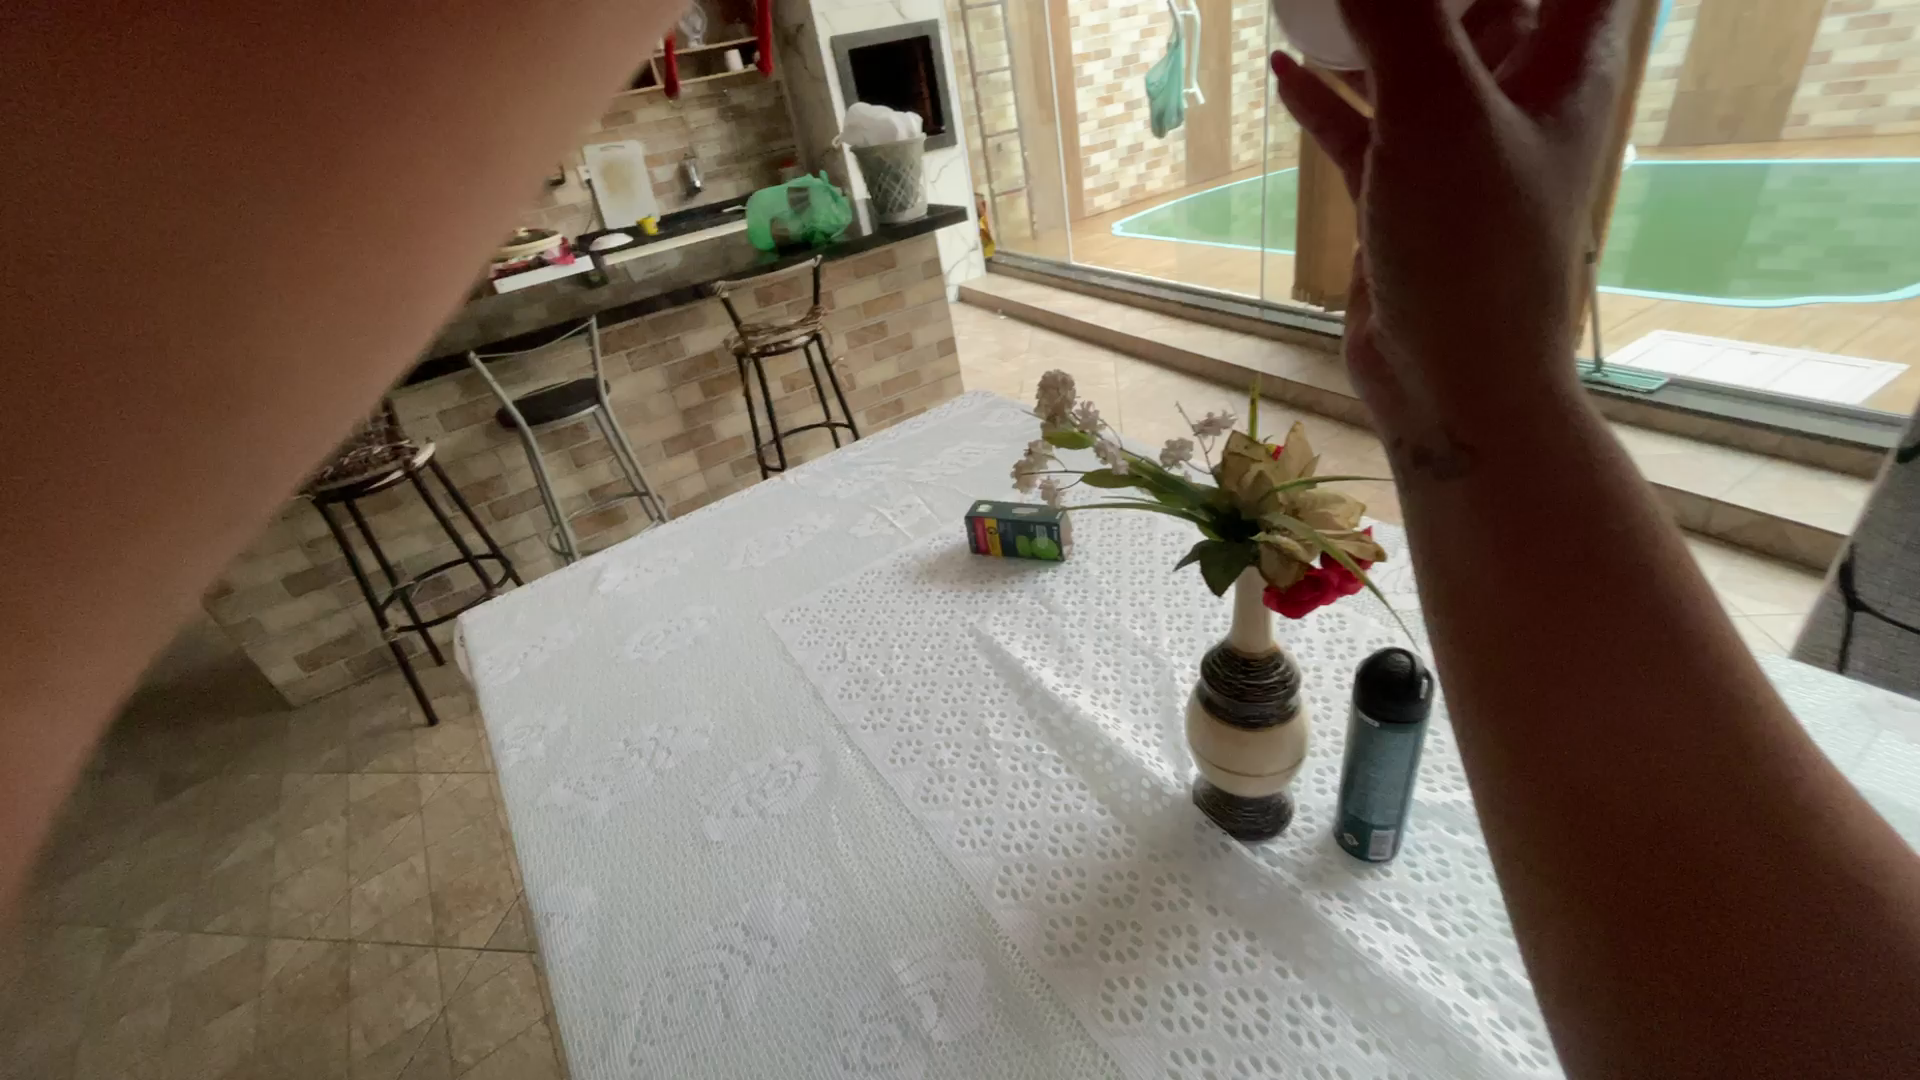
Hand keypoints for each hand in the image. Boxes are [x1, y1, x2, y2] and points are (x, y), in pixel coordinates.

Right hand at [1273, 0, 1630, 477]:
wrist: (1446, 378)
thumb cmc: (1468, 248)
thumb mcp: (1436, 118)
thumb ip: (1398, 24)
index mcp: (1563, 60)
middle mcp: (1515, 94)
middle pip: (1481, 1)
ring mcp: (1452, 150)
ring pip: (1411, 62)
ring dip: (1368, 26)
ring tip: (1316, 0)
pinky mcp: (1398, 197)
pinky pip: (1362, 130)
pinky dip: (1325, 101)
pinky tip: (1283, 72)